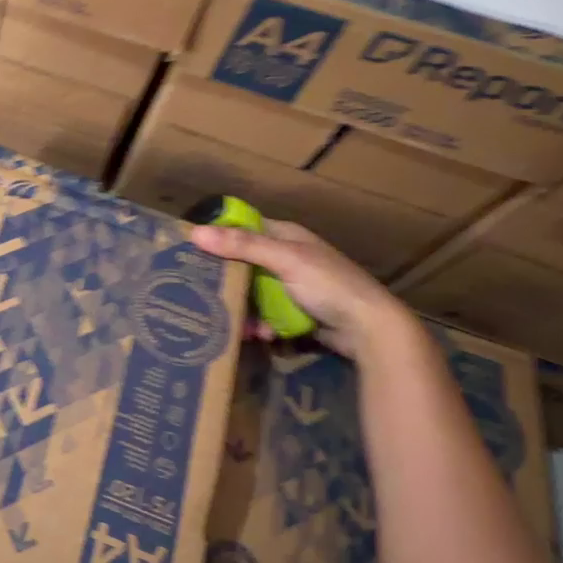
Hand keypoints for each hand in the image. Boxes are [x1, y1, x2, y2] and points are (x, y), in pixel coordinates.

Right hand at [192, 220, 418, 360]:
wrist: (371, 329)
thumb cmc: (329, 285)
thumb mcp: (285, 260)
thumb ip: (242, 245)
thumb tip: (196, 233)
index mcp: (288, 237)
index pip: (245, 227)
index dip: (220, 235)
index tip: (191, 249)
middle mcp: (289, 257)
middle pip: (245, 263)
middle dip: (227, 279)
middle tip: (200, 290)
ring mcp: (293, 287)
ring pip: (253, 292)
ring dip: (243, 308)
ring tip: (231, 322)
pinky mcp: (297, 312)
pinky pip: (267, 314)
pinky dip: (260, 323)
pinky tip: (257, 334)